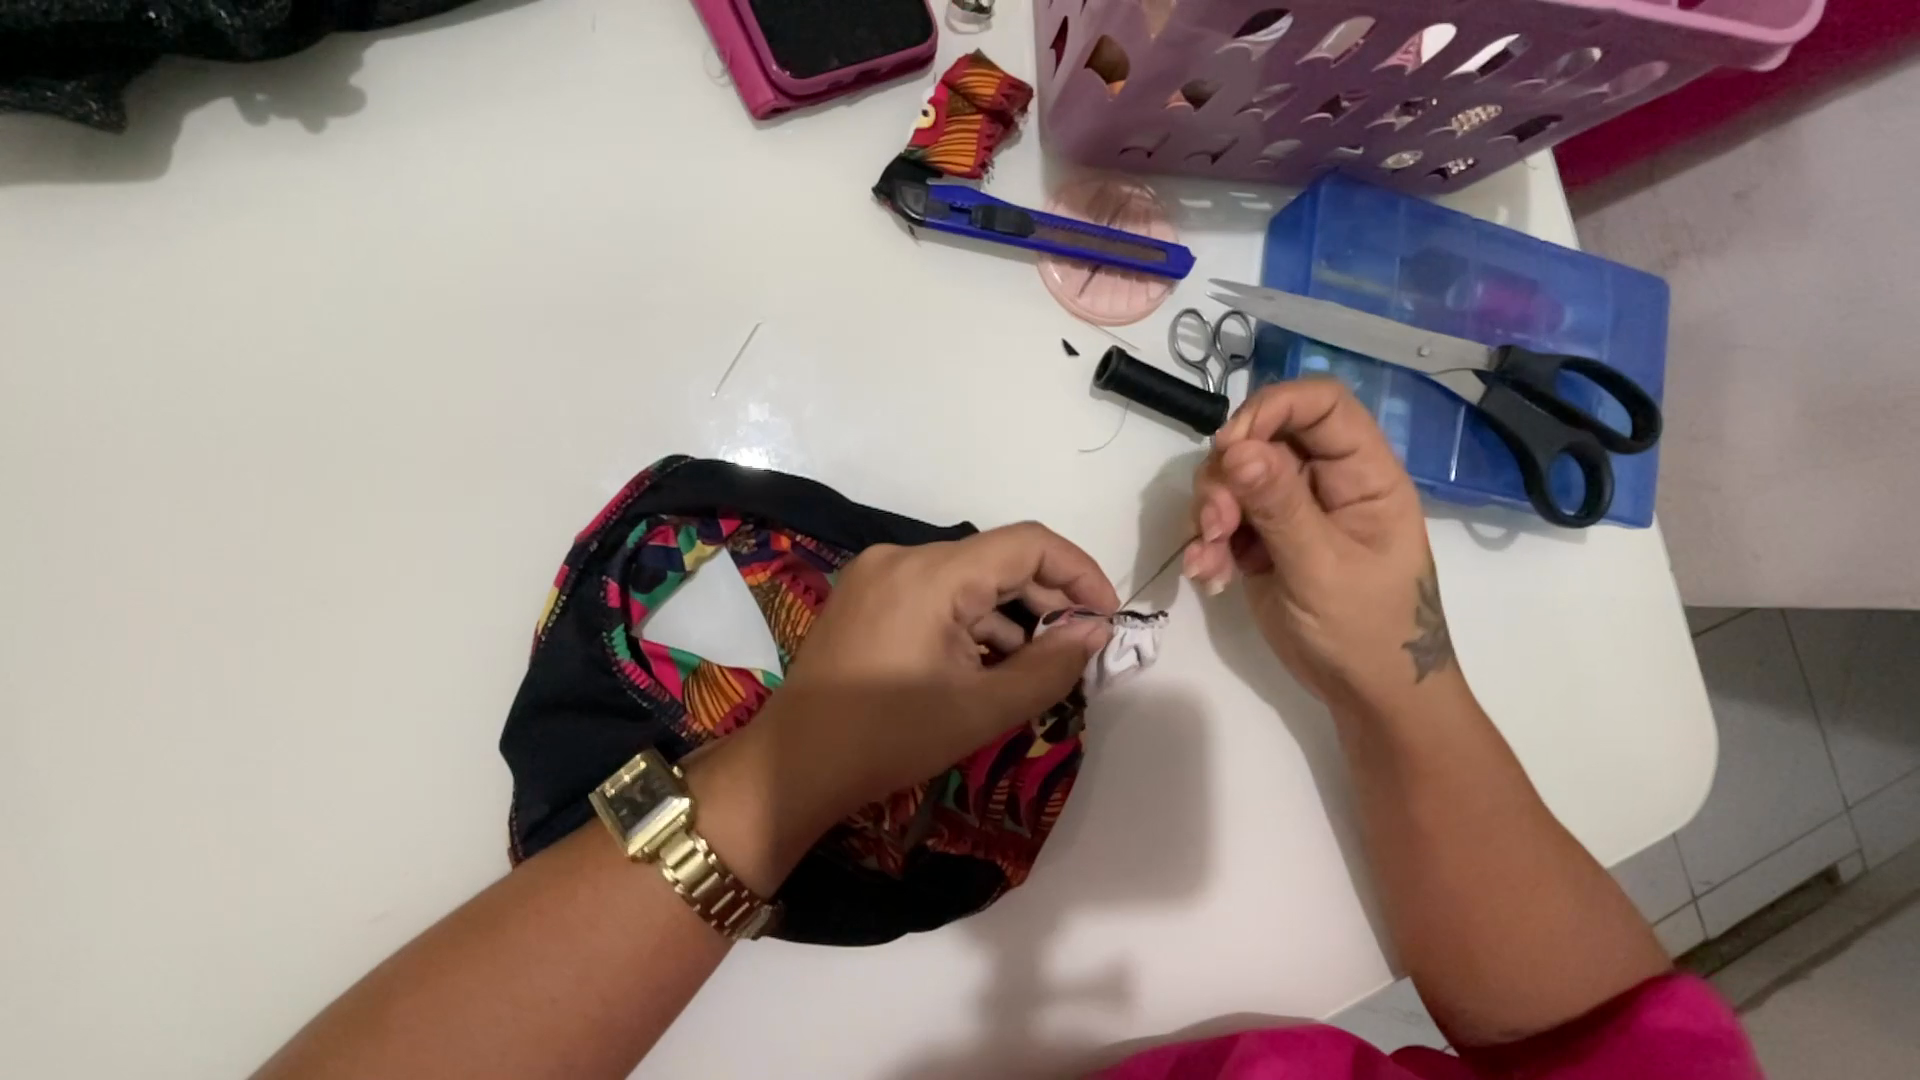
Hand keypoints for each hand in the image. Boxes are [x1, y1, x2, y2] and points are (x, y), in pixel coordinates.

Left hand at [685, 523, 1118, 890]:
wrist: (795, 765)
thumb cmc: (890, 738)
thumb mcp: (983, 709)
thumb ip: (1050, 665)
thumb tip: (1093, 631)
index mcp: (933, 573)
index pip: (1027, 543)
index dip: (1078, 572)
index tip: (1106, 616)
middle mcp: (903, 556)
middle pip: (996, 559)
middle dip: (1045, 599)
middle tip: (1076, 648)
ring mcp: (878, 573)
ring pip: (965, 578)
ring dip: (1007, 615)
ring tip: (1032, 666)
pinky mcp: (864, 595)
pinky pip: (934, 593)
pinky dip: (968, 620)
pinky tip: (983, 665)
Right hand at [1181, 380, 1450, 710]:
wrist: (1366, 693)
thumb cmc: (1367, 631)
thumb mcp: (1322, 568)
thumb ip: (1279, 506)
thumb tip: (1237, 448)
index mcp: (1363, 475)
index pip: (1322, 405)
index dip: (1271, 410)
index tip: (1229, 447)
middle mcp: (1325, 482)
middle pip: (1262, 441)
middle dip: (1226, 479)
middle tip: (1214, 526)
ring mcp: (1290, 511)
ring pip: (1232, 478)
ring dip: (1209, 514)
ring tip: (1211, 559)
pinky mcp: (1262, 540)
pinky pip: (1222, 519)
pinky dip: (1207, 543)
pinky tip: (1209, 575)